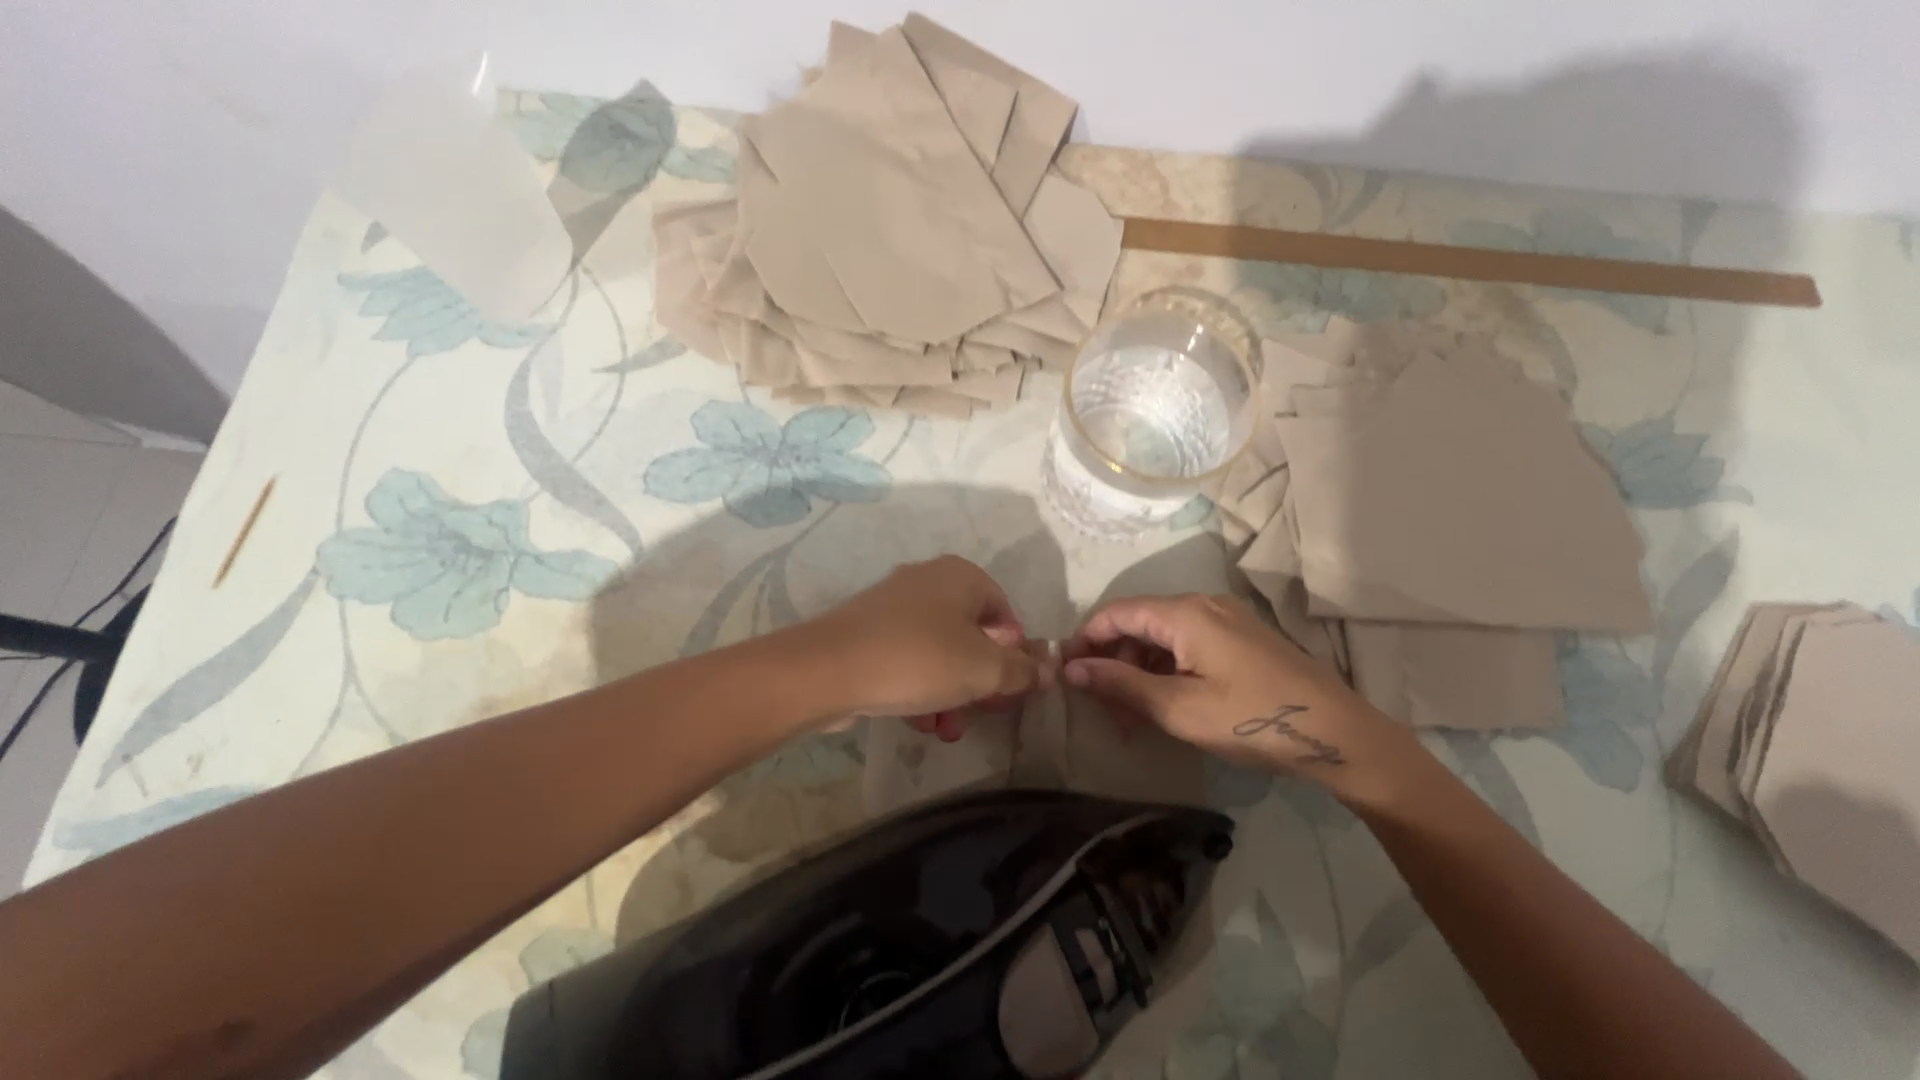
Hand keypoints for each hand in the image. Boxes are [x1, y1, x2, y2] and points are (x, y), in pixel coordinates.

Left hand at [799, 555, 1050, 721]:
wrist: (828, 670)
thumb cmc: (919, 660)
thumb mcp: (984, 670)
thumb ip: (1021, 670)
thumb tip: (1047, 669)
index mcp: (961, 576)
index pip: (1006, 613)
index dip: (1015, 654)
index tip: (1011, 690)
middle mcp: (928, 581)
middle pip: (972, 635)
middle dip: (979, 681)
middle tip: (982, 713)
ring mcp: (893, 606)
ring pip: (939, 653)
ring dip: (950, 694)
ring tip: (946, 730)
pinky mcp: (867, 633)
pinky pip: (907, 660)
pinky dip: (918, 689)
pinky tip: (918, 723)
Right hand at [1062, 593, 1387, 772]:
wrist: (1338, 734)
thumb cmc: (1253, 720)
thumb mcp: (1179, 708)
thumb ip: (1121, 685)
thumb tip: (1070, 667)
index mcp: (1186, 613)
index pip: (1116, 613)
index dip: (1085, 640)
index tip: (1064, 675)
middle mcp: (1204, 605)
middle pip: (1139, 624)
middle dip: (1112, 662)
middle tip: (1101, 708)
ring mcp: (1227, 622)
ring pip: (1163, 638)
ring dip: (1139, 672)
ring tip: (1131, 718)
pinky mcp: (1243, 642)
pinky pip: (1189, 647)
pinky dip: (1167, 672)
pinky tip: (1165, 707)